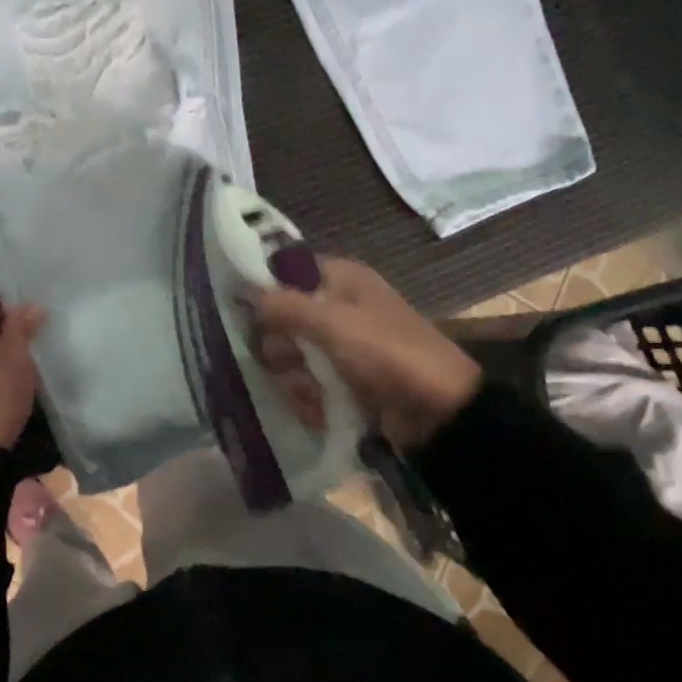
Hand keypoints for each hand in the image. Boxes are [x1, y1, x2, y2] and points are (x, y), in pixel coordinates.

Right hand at [255, 256, 480, 450]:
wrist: (439, 411)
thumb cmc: (387, 352)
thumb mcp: (332, 322)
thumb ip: (283, 305)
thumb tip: (241, 290)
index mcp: (340, 279)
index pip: (285, 270)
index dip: (262, 288)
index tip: (245, 312)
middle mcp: (336, 306)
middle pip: (281, 318)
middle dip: (278, 345)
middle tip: (286, 360)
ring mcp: (340, 346)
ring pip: (290, 355)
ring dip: (292, 377)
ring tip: (309, 392)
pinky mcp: (342, 380)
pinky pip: (307, 382)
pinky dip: (309, 397)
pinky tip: (318, 408)